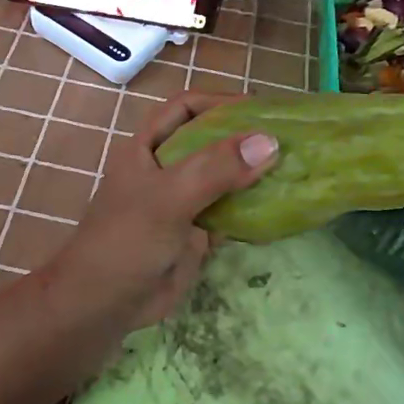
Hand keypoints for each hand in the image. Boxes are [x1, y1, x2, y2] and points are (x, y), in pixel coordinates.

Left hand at [38, 91, 277, 333]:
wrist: (106, 302)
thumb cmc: (126, 240)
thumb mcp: (167, 197)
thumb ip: (214, 169)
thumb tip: (269, 142)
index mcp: (147, 148)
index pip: (185, 108)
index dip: (219, 101)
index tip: (262, 108)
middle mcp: (165, 168)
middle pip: (209, 141)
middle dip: (245, 137)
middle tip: (293, 138)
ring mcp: (181, 201)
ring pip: (222, 178)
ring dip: (254, 174)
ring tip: (298, 168)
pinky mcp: (195, 233)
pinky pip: (229, 213)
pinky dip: (253, 209)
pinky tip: (285, 207)